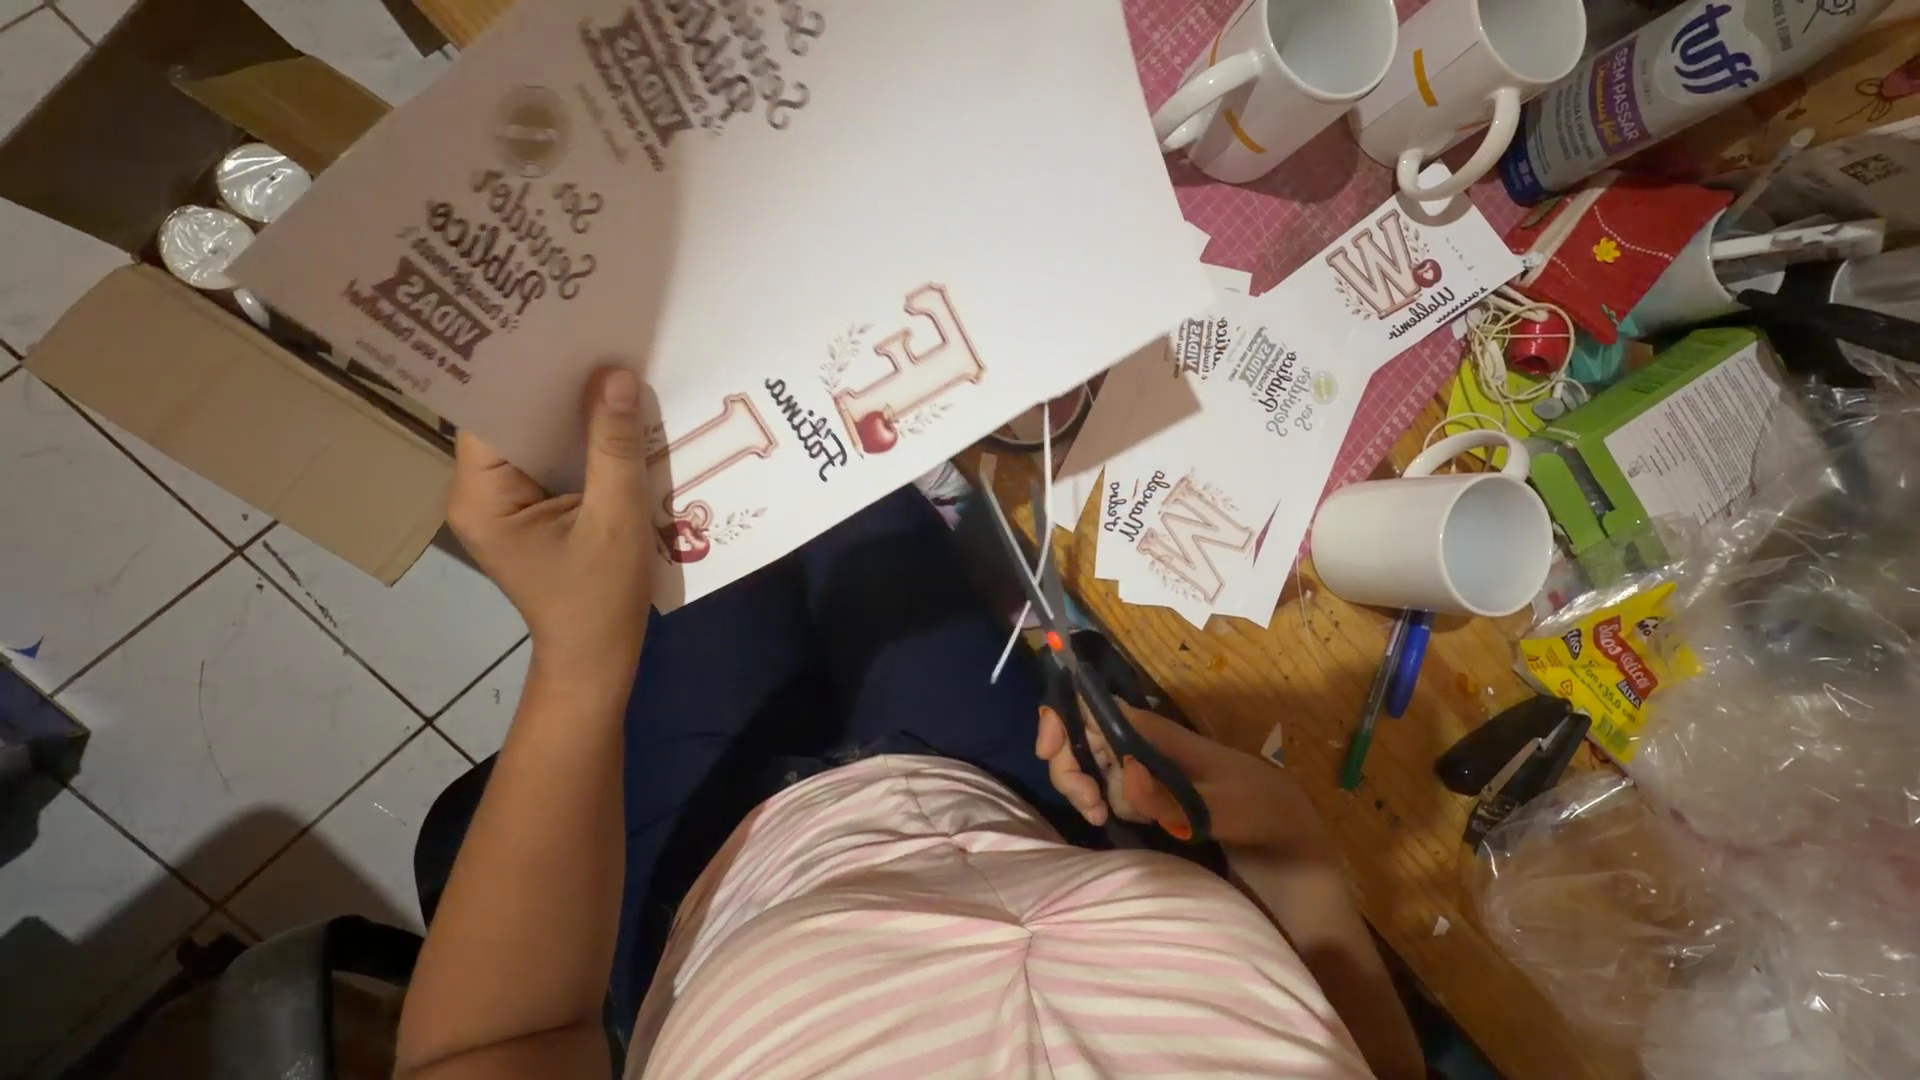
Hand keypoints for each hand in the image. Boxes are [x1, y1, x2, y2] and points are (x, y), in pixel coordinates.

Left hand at [447, 368, 653, 681]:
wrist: (597, 658)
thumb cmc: (600, 598)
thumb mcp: (617, 518)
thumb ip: (614, 446)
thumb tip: (615, 374)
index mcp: (481, 495)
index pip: (493, 412)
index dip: (527, 372)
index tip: (564, 332)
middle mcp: (479, 492)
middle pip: (512, 420)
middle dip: (556, 388)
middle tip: (597, 341)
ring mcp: (503, 503)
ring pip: (535, 438)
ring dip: (572, 414)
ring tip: (610, 370)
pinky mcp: (529, 512)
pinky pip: (551, 461)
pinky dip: (581, 443)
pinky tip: (614, 421)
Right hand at [1036, 702, 1332, 856]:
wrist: (1285, 838)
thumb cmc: (1256, 810)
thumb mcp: (1219, 808)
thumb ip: (1169, 797)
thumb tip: (1122, 772)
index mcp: (1154, 730)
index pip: (1094, 705)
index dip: (1062, 716)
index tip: (1050, 750)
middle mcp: (1141, 742)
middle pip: (1081, 737)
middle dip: (1070, 767)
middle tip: (1088, 806)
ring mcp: (1142, 768)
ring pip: (1089, 767)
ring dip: (1083, 790)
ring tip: (1100, 818)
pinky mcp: (1146, 793)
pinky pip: (1106, 790)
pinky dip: (1098, 803)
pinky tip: (1107, 820)